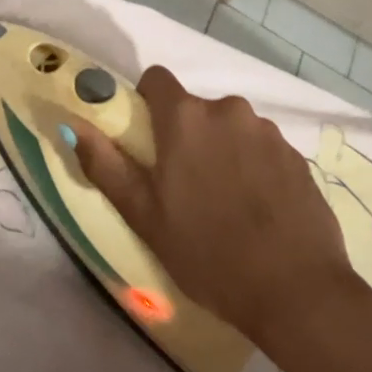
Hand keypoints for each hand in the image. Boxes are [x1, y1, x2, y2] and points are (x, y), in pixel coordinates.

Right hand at [71, 67, 371, 371]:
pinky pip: (263, 150)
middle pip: (196, 109)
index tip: (149, 143)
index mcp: (185, 118)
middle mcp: (228, 110)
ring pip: (231, 128)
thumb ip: (106, 164)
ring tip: (226, 204)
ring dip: (223, 151)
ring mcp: (268, 132)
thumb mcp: (143, 215)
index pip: (156, 79)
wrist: (296, 291)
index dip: (147, 104)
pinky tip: (258, 211)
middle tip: (185, 187)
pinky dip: (255, 169)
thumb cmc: (207, 252)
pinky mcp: (297, 156)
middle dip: (187, 136)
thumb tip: (73, 125)